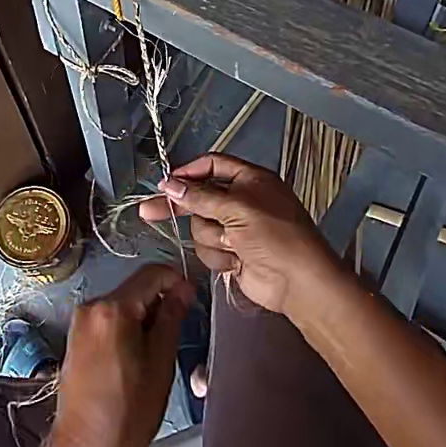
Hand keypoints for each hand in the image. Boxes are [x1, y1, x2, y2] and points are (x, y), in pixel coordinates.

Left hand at [36, 263, 193, 446]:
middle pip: (136, 287)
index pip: (152, 273)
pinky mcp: (76, 339)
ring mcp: (79, 323)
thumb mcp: (160, 362)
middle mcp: (91, 307)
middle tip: (180, 330)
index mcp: (112, 309)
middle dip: (162, 301)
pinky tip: (138, 355)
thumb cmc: (127, 411)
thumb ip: (171, 317)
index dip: (178, 281)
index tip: (192, 301)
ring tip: (159, 348)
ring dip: (146, 315)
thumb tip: (182, 289)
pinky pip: (110, 319)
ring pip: (124, 303)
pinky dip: (129, 326)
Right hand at [140, 154, 350, 320]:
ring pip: (201, 227)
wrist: (297, 280)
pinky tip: (236, 262)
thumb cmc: (275, 235)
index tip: (165, 184)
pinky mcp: (231, 253)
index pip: (212, 166)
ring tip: (233, 246)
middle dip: (181, 207)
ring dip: (212, 239)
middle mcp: (241, 200)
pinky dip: (219, 256)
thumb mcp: (238, 209)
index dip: (189, 173)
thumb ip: (201, 196)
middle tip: (149, 211)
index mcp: (250, 179)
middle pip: (200, 197)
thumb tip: (170, 185)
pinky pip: (208, 249)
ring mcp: (235, 228)